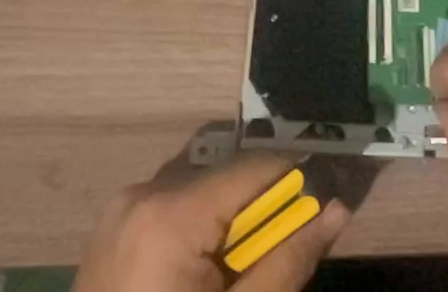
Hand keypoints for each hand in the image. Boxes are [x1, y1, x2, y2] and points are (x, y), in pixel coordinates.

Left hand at [75, 152, 349, 291]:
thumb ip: (289, 261)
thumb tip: (337, 210)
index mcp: (172, 213)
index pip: (256, 168)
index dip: (296, 186)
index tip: (321, 209)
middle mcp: (143, 192)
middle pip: (227, 180)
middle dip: (258, 214)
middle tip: (267, 263)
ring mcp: (120, 209)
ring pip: (200, 193)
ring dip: (226, 223)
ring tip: (229, 276)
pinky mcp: (110, 227)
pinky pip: (170, 208)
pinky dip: (195, 230)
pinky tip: (196, 278)